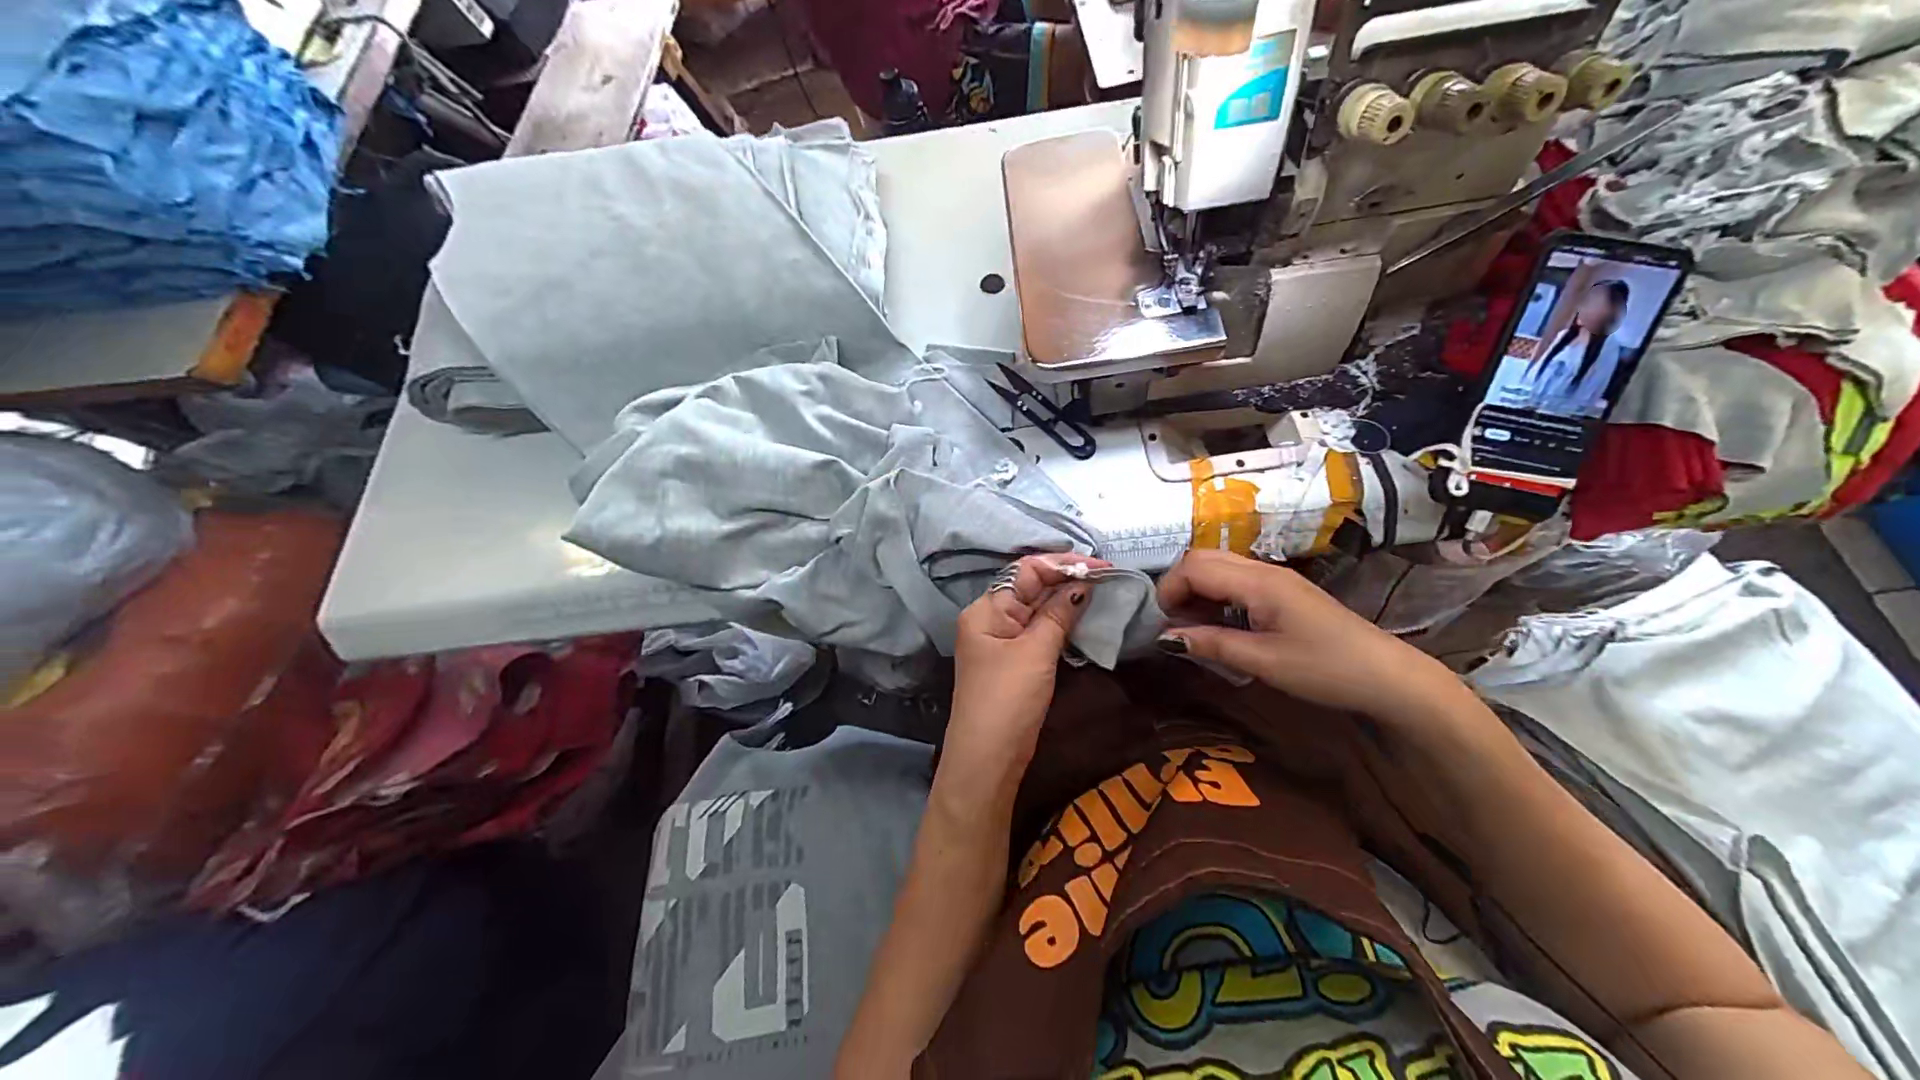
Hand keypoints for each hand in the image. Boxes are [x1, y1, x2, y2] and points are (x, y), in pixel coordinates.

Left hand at [944, 553, 1103, 792]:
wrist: (988, 760)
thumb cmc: (1008, 700)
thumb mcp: (1035, 652)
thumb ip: (1058, 613)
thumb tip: (1082, 583)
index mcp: (986, 609)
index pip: (1026, 571)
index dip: (1064, 565)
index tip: (1103, 567)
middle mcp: (990, 618)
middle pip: (1031, 587)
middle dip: (1068, 579)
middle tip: (1111, 577)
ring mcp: (1001, 641)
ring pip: (1037, 609)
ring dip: (1067, 599)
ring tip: (1104, 591)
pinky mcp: (1013, 661)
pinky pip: (1038, 630)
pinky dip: (1060, 622)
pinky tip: (1084, 617)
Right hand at [1155, 549, 1463, 723]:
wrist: (1387, 676)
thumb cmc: (1325, 669)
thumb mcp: (1263, 661)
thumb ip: (1211, 644)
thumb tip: (1164, 638)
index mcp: (1258, 582)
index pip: (1194, 567)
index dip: (1168, 591)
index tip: (1160, 625)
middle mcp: (1263, 570)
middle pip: (1202, 558)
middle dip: (1177, 585)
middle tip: (1171, 624)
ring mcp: (1275, 578)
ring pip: (1218, 567)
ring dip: (1196, 591)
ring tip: (1191, 628)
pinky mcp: (1283, 591)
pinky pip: (1235, 580)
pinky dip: (1215, 596)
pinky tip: (1217, 625)